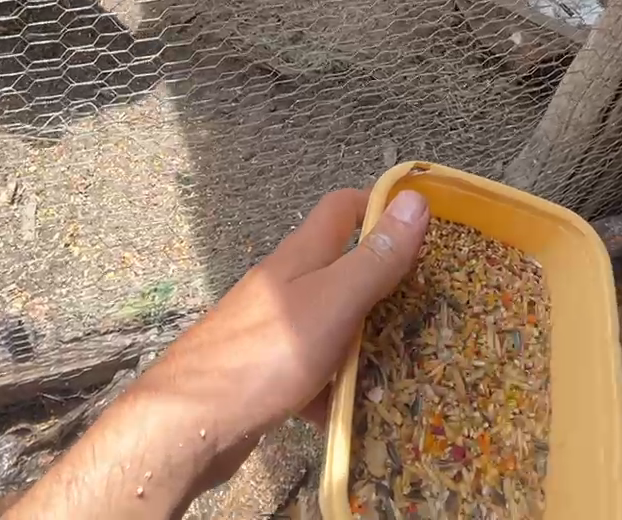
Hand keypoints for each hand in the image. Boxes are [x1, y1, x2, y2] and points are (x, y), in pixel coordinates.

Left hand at [10, 186, 429, 518]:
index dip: (379, 203)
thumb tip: (415, 200)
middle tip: (430, 300)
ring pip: (333, 320)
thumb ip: (375, 256)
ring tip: (410, 360)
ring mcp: (277, 326)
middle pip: (343, 264)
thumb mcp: (334, 300)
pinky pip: (316, 368)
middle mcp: (290, 282)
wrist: (190, 420)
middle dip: (384, 278)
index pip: (343, 206)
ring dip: (366, 337)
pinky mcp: (270, 369)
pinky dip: (337, 383)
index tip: (423, 220)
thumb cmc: (267, 350)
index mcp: (304, 254)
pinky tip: (359, 408)